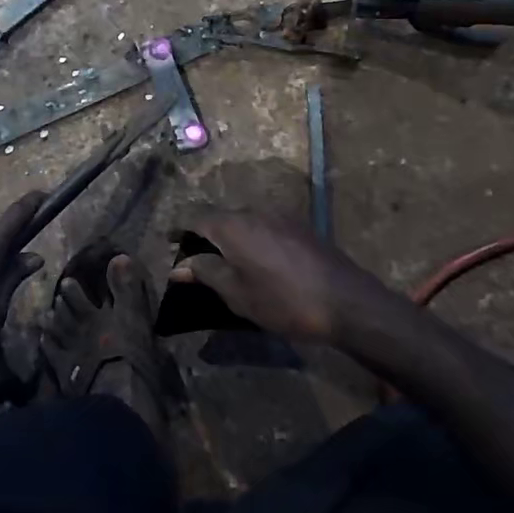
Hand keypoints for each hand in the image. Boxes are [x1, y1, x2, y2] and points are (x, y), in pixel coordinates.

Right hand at [171, 212, 391, 340]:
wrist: (345, 301)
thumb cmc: (284, 301)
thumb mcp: (237, 294)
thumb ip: (206, 273)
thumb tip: (180, 266)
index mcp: (233, 225)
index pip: (195, 216)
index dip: (178, 228)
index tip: (168, 242)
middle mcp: (254, 211)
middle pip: (219, 216)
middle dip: (203, 234)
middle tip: (194, 261)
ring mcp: (280, 215)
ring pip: (243, 220)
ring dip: (229, 237)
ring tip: (224, 263)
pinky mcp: (299, 225)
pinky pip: (263, 225)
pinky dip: (251, 238)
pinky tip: (255, 261)